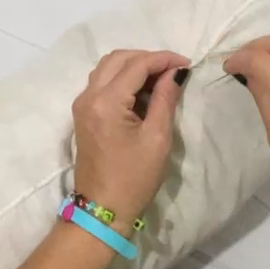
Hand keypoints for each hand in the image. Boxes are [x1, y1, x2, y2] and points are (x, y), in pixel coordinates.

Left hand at [70, 49, 189, 231]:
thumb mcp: (157, 138)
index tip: (187, 63)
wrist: (102, 209)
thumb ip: (165, 98)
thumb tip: (175, 72)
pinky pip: (102, 81)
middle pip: (118, 58)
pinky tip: (143, 90)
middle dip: (147, 58)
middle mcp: (88, 96)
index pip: (136, 65)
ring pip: (108, 67)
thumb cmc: (134, 178)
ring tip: (161, 78)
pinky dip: (123, 78)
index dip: (163, 59)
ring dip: (134, 65)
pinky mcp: (83, 112)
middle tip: (174, 70)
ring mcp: (82, 103)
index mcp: (106, 101)